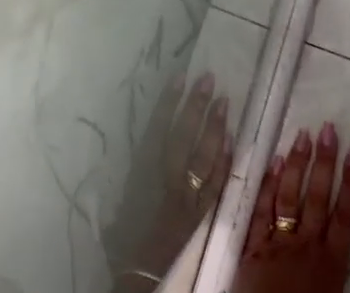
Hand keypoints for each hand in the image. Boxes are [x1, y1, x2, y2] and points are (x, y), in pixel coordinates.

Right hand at [107, 74, 231, 287]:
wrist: (143, 285)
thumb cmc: (124, 250)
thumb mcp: (116, 217)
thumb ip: (123, 192)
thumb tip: (121, 170)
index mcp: (142, 179)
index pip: (156, 135)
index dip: (168, 106)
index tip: (178, 78)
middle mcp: (167, 186)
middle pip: (183, 141)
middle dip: (195, 110)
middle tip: (209, 80)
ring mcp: (189, 202)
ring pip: (204, 160)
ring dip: (215, 129)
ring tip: (225, 103)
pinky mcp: (205, 219)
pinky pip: (218, 187)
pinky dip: (226, 163)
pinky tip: (233, 142)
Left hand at [235, 124, 349, 292]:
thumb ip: (332, 264)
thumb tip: (340, 232)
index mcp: (333, 263)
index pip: (346, 215)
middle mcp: (308, 248)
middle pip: (318, 198)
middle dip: (324, 163)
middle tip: (327, 128)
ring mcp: (279, 244)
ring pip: (290, 198)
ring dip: (296, 165)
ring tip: (302, 135)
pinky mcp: (254, 248)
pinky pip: (262, 211)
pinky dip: (268, 186)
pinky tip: (273, 164)